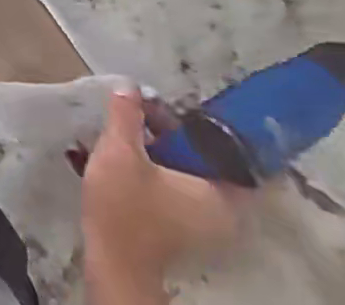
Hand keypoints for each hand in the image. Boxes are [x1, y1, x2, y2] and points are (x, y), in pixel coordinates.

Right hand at [83, 87, 240, 299]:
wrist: (112, 258)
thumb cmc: (125, 206)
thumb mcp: (120, 151)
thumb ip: (126, 116)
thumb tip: (130, 87)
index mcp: (221, 194)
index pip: (233, 153)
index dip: (209, 126)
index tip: (182, 104)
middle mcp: (221, 210)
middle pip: (203, 158)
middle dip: (171, 131)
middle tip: (141, 108)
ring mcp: (201, 221)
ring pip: (186, 171)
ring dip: (158, 147)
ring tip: (126, 126)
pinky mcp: (178, 225)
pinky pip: (174, 185)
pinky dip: (155, 167)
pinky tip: (125, 152)